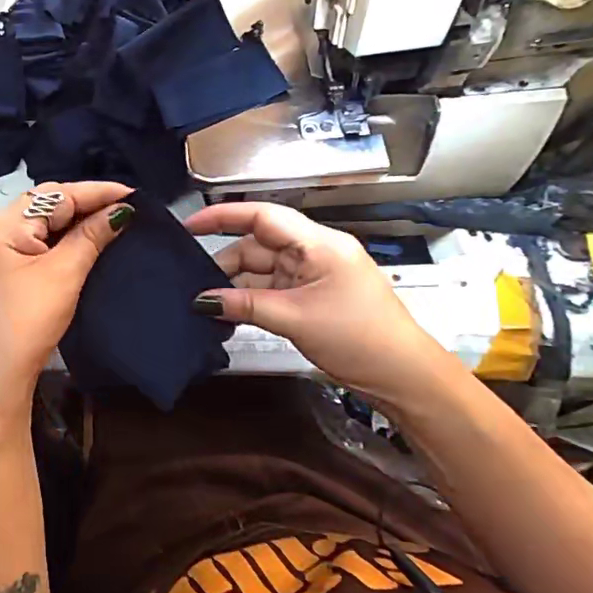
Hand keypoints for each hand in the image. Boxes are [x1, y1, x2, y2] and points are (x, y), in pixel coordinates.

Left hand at [0, 182, 134, 395]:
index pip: (53, 195)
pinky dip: (66, 241)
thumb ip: (91, 236)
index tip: (133, 195)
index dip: (95, 193)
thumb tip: (120, 211)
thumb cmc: (27, 321)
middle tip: (127, 208)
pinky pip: (41, 244)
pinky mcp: (8, 271)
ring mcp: (0, 253)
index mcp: (1, 226)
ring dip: (78, 223)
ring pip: (45, 224)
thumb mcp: (63, 273)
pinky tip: (91, 242)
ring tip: (115, 221)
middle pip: (46, 205)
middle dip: (86, 204)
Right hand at [184, 201, 454, 404]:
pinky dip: (248, 300)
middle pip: (257, 245)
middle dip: (225, 264)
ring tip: (208, 306)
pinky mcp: (310, 297)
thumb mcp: (295, 318)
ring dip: (234, 286)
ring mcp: (312, 275)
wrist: (402, 376)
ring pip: (260, 270)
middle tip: (195, 287)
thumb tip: (202, 301)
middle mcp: (314, 253)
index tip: (190, 225)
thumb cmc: (361, 339)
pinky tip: (228, 313)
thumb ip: (244, 305)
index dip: (223, 216)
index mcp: (319, 244)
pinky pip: (269, 289)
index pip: (263, 217)